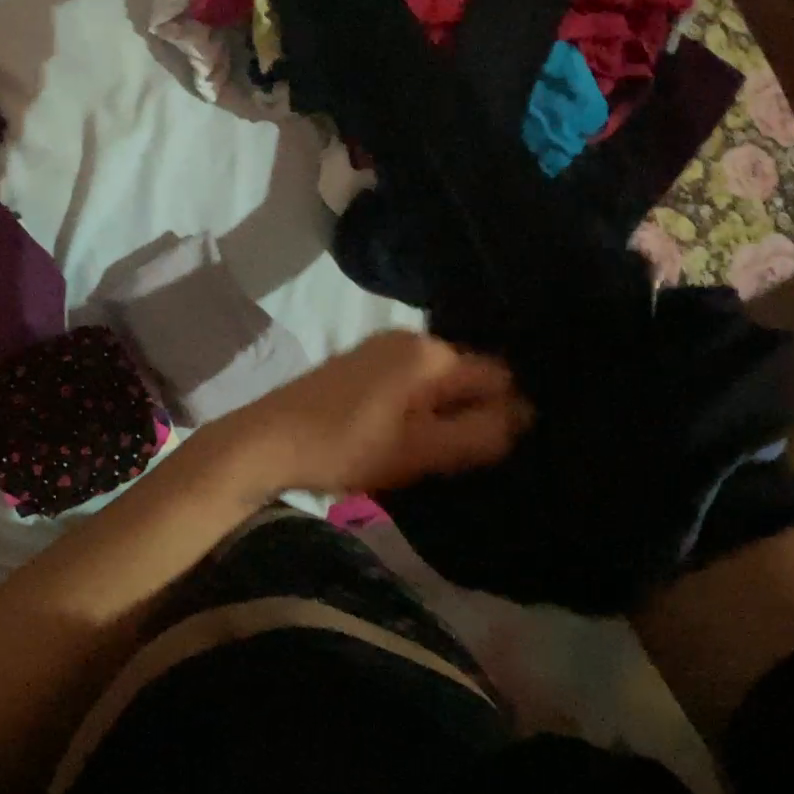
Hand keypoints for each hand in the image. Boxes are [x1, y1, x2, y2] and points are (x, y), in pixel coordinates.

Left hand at [206, 331, 532, 496]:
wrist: (266, 442)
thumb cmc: (346, 447)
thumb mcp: (421, 450)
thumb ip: (479, 433)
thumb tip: (527, 415)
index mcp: (429, 352)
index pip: (498, 376)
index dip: (505, 413)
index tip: (498, 449)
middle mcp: (407, 338)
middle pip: (464, 376)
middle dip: (471, 412)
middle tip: (465, 456)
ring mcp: (377, 348)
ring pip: (434, 382)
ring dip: (440, 414)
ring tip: (432, 452)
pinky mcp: (355, 364)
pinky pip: (406, 384)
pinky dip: (413, 408)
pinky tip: (401, 437)